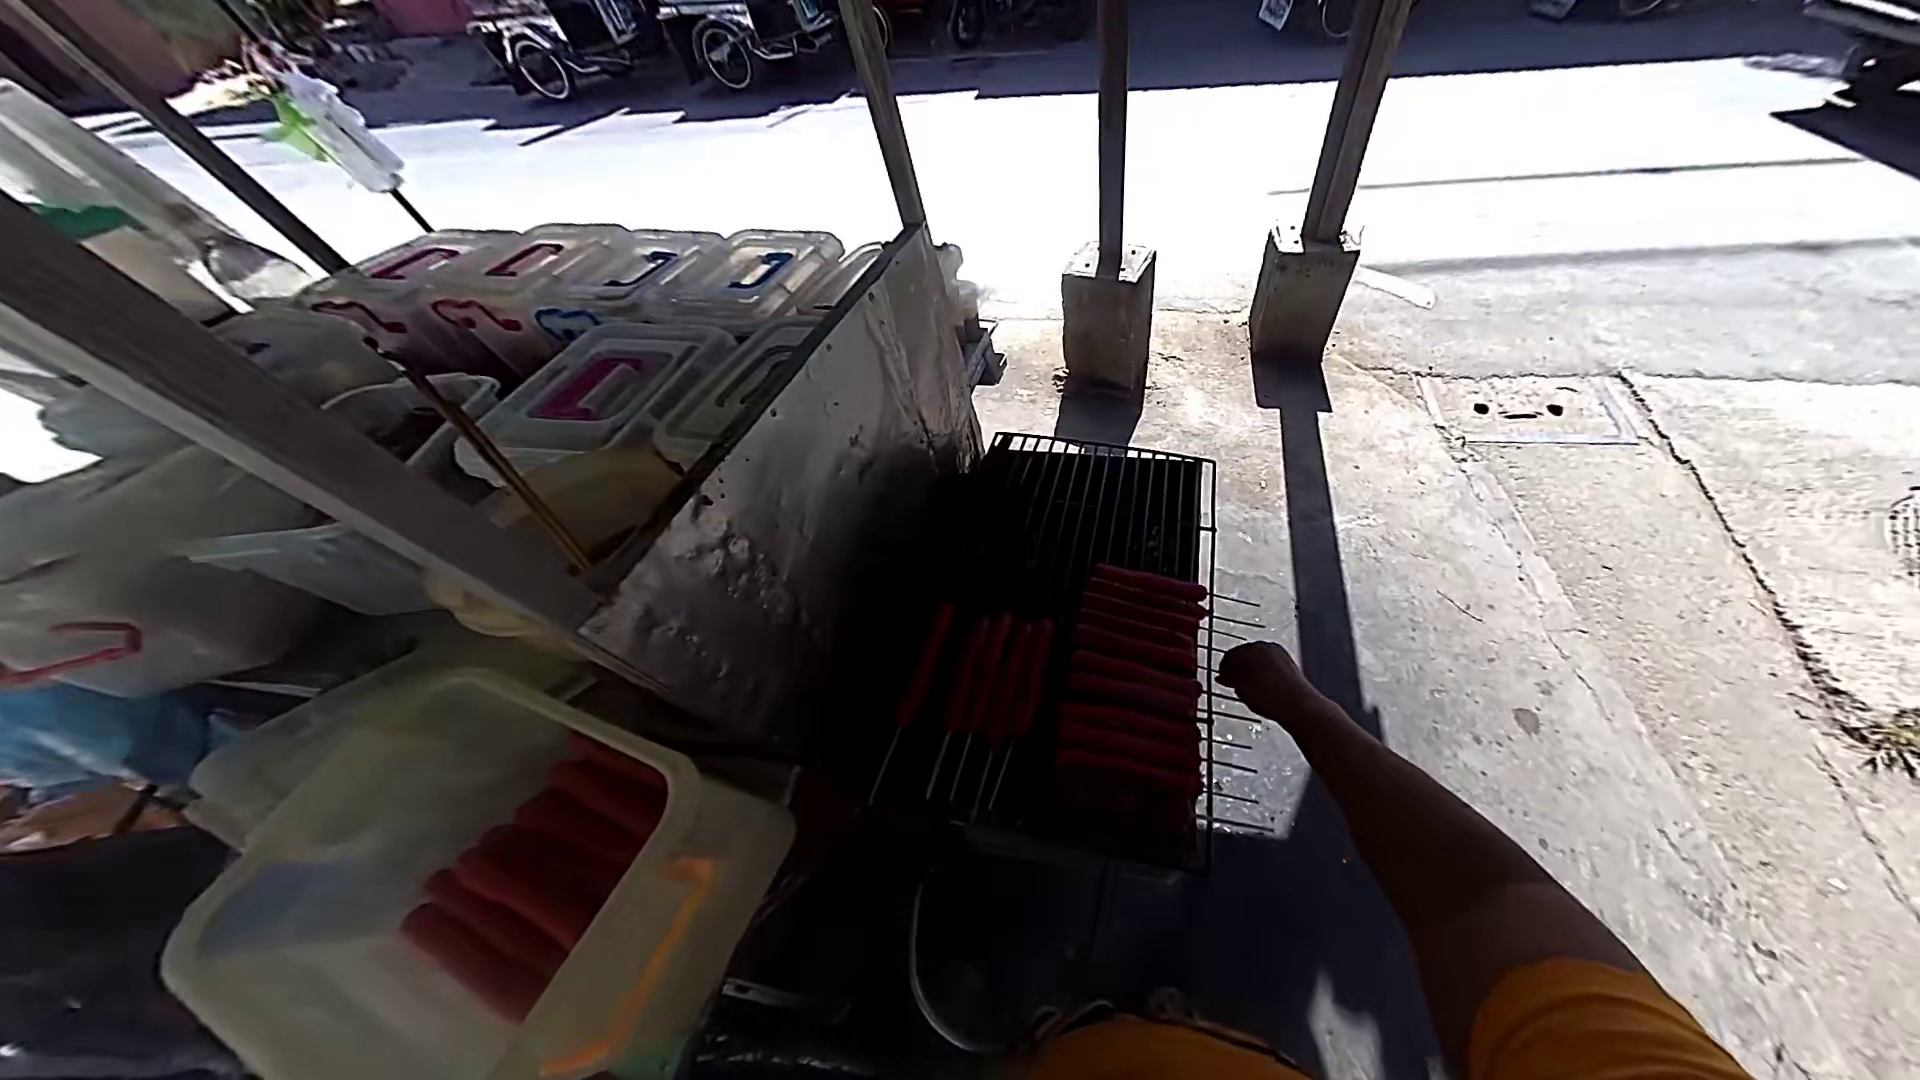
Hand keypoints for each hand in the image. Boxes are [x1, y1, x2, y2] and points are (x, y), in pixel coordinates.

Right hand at [1217, 641, 1336, 728]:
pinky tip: (1259, 686)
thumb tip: (1225, 677)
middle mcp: (1265, 647)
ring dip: (1248, 670)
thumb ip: (1230, 679)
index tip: (1222, 678)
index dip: (1223, 669)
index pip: (1229, 656)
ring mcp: (1279, 654)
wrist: (1301, 709)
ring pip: (1256, 659)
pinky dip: (1261, 672)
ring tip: (1245, 687)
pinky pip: (1268, 664)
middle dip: (1236, 668)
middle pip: (1243, 655)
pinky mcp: (1289, 663)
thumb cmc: (1273, 698)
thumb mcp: (1241, 689)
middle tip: (1230, 682)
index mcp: (1251, 649)